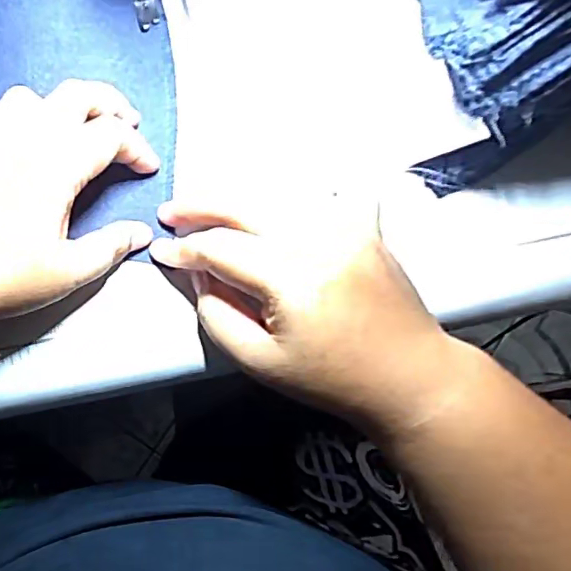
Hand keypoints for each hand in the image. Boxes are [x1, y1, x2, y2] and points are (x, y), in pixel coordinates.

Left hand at [0, 80, 160, 329]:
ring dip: (60, 104)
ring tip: (76, 128)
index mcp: (57, 163)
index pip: (109, 135)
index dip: (136, 148)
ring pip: (30, 98)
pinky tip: (22, 151)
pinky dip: (15, 128)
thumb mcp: (70, 270)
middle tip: (127, 124)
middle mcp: (26, 142)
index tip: (147, 168)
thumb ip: (110, 246)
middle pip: (75, 95)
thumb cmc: (4, 277)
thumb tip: (137, 234)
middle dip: (108, 104)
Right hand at [148, 195, 477, 438]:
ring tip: (207, 208)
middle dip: (201, 206)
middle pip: (246, 205)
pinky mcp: (362, 226)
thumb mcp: (258, 362)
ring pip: (276, 193)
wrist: (407, 375)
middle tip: (173, 213)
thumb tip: (200, 275)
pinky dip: (280, 196)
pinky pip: (313, 195)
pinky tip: (262, 205)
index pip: (221, 248)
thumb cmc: (336, 378)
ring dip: (236, 197)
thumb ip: (216, 314)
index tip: (163, 252)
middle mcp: (323, 242)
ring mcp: (348, 228)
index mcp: (294, 280)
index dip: (185, 250)